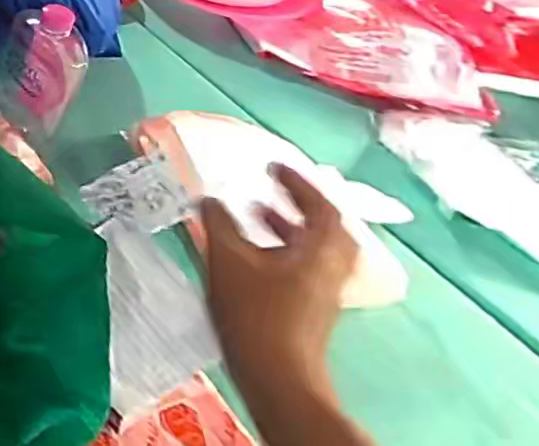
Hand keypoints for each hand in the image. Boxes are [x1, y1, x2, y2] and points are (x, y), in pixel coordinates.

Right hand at [201, 164, 357, 387]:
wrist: (274, 373)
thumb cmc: (254, 309)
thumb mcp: (227, 257)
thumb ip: (218, 222)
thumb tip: (209, 198)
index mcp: (318, 253)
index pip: (323, 209)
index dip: (300, 183)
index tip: (272, 165)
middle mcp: (328, 268)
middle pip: (326, 229)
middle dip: (299, 204)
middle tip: (269, 186)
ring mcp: (321, 289)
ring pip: (313, 247)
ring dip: (287, 224)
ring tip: (253, 210)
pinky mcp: (308, 304)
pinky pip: (302, 261)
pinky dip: (280, 244)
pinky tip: (248, 246)